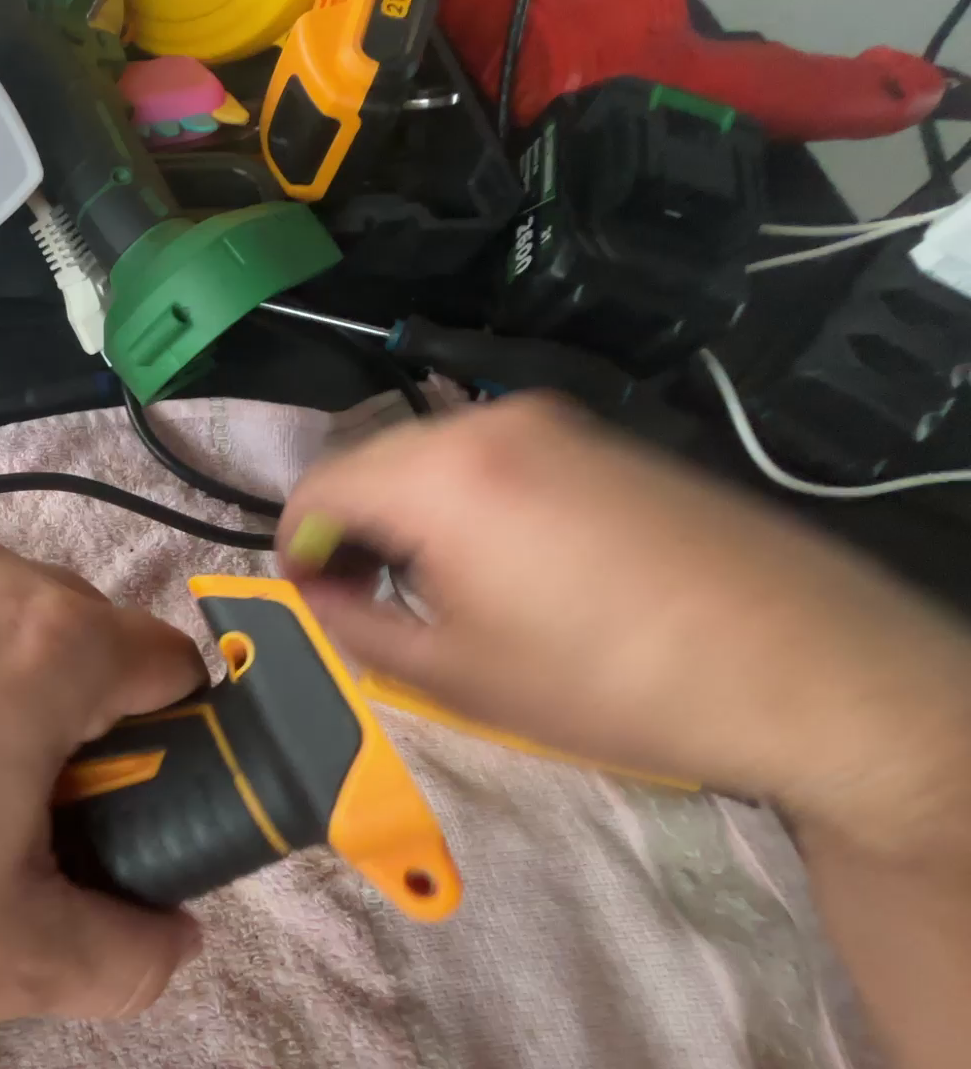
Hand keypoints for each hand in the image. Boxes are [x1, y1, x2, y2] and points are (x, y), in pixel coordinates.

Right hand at [276, 397, 970, 863]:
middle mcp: (488, 426)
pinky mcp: (595, 438)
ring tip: (416, 577)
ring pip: (422, 454)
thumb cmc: (608, 684)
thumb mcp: (450, 672)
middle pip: (365, 461)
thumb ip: (351, 624)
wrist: (813, 675)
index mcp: (440, 477)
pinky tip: (480, 554)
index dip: (292, 541)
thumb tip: (313, 593)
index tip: (303, 587)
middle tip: (353, 588)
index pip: (317, 486)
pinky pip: (482, 453)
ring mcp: (550, 422)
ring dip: (396, 509)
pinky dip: (450, 495)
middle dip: (343, 524)